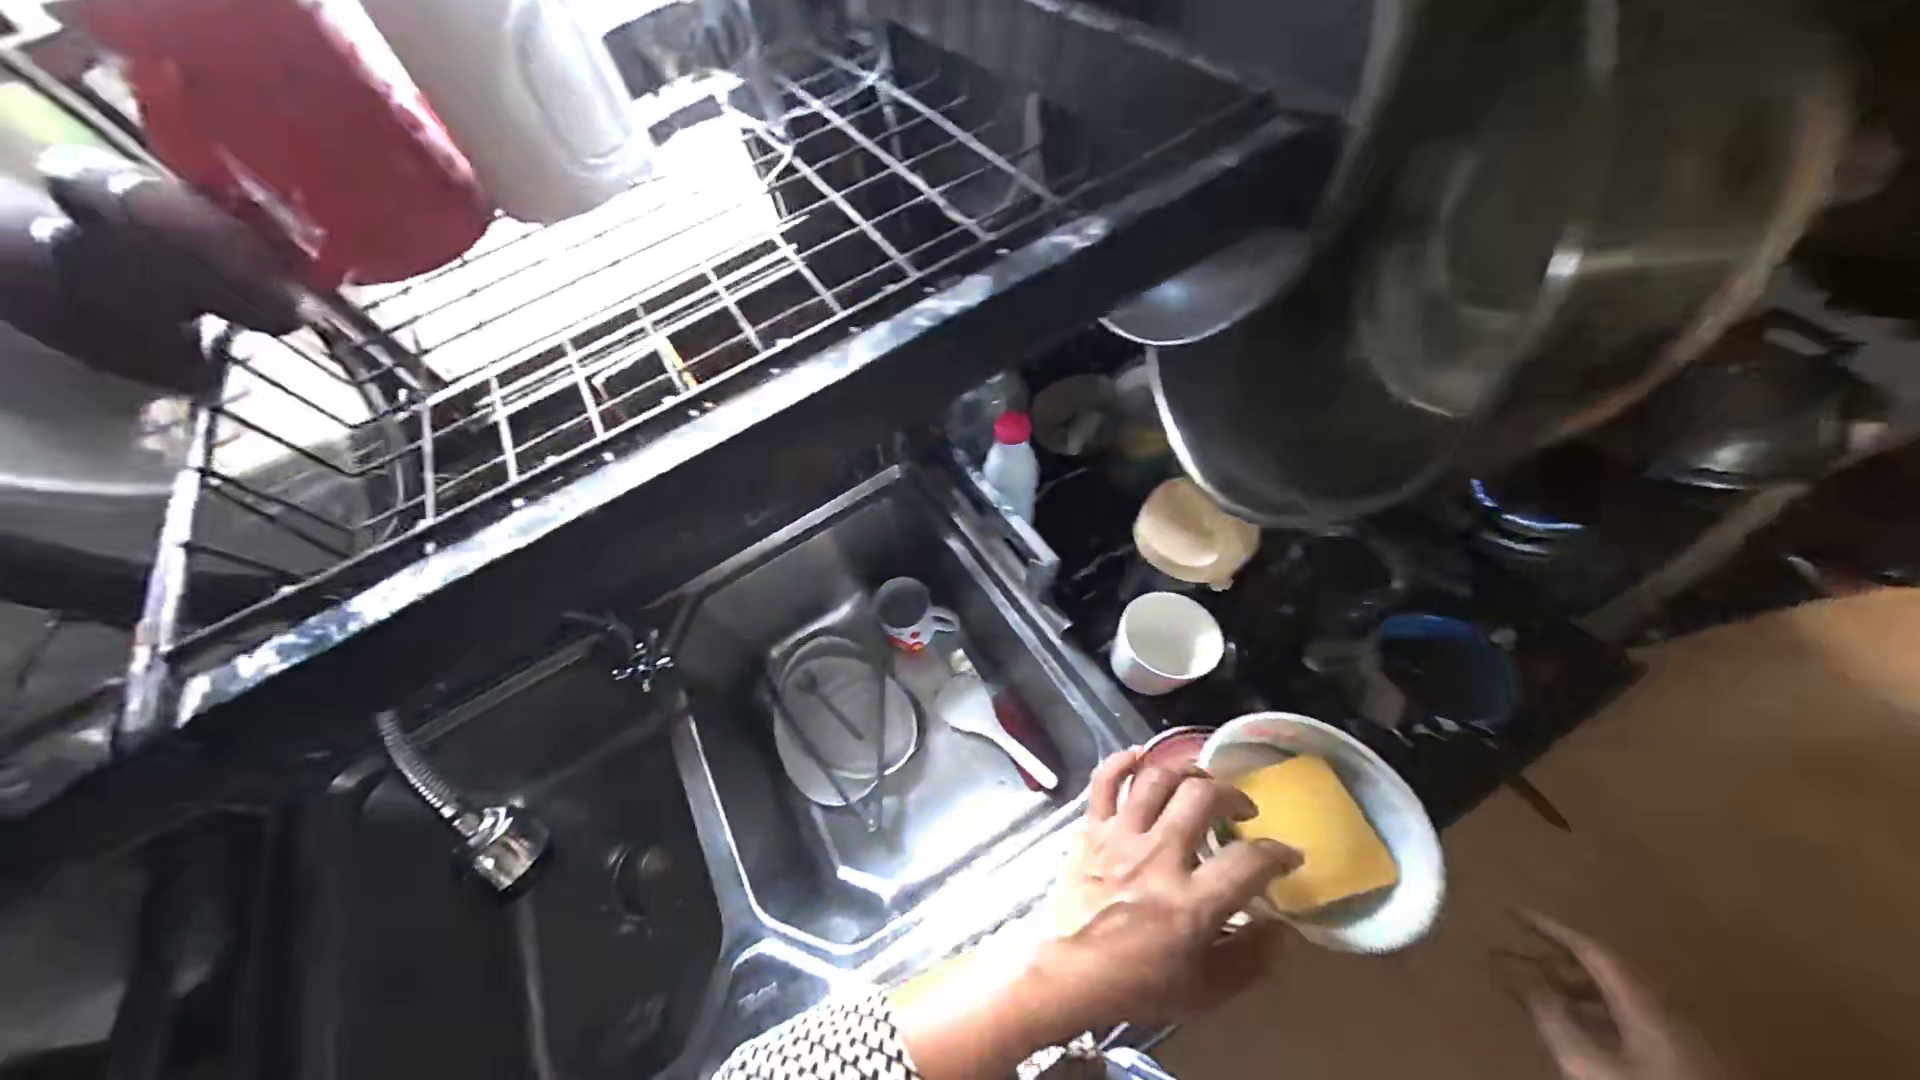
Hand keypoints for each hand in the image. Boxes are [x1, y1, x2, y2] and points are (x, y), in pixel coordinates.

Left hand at [1030, 747, 1303, 1031]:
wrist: (1069, 970)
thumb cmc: (1137, 982)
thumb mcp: (1206, 989)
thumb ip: (1250, 959)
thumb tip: (1284, 929)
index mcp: (1191, 900)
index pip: (1249, 862)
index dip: (1278, 853)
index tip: (1288, 854)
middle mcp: (1158, 855)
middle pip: (1200, 798)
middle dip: (1231, 794)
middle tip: (1241, 808)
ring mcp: (1121, 835)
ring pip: (1156, 780)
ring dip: (1185, 771)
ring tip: (1200, 781)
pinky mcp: (1092, 828)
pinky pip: (1104, 781)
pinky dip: (1121, 761)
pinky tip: (1139, 755)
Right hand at [1519, 914, 1721, 1079]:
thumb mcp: (1593, 1068)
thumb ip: (1557, 1023)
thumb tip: (1530, 985)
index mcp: (1646, 1005)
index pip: (1590, 949)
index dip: (1549, 928)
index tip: (1513, 913)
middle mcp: (1666, 1010)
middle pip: (1607, 968)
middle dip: (1560, 958)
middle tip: (1522, 954)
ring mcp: (1681, 1036)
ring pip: (1620, 994)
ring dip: (1577, 986)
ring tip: (1543, 991)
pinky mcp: (1686, 1058)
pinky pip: (1632, 1017)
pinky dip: (1597, 1009)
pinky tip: (1581, 1026)